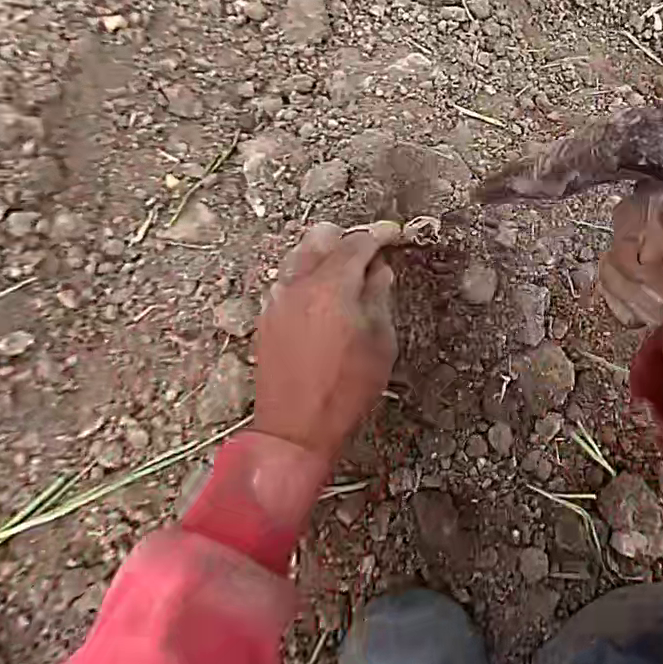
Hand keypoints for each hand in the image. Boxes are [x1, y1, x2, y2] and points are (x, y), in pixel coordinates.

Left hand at [251, 221, 401, 460]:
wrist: (296, 430)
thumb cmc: (347, 387)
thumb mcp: (381, 338)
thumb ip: (379, 295)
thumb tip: (379, 271)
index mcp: (331, 286)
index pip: (357, 243)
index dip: (380, 234)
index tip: (395, 233)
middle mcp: (297, 286)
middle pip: (320, 238)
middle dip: (349, 238)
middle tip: (373, 252)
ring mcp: (276, 301)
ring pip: (300, 256)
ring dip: (326, 255)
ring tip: (351, 273)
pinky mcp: (267, 319)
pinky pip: (289, 280)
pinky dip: (310, 276)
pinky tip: (329, 296)